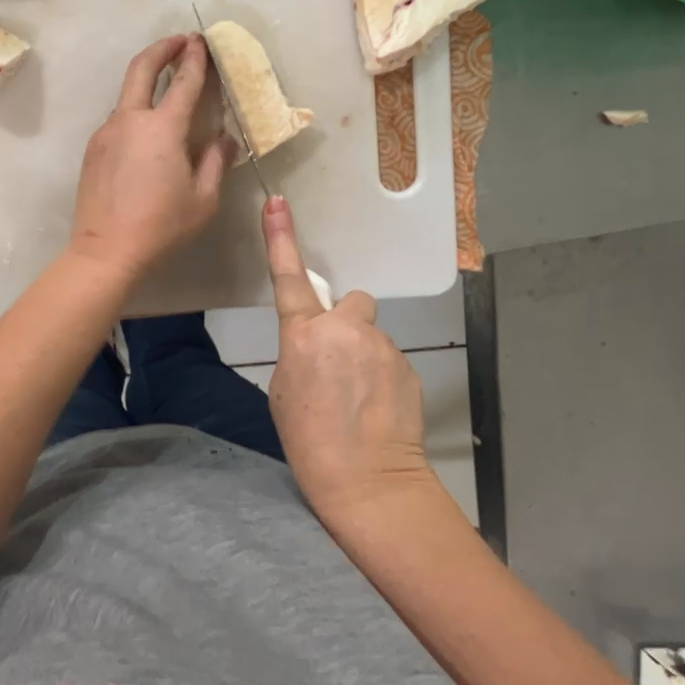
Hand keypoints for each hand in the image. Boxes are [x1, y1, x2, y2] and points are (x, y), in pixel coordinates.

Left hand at [70, 34, 232, 279]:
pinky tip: (146, 130)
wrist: (105, 251)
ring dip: (146, 81)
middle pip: (141, 68)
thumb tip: (222, 139)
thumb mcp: (203, 199)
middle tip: (179, 40)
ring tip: (165, 84)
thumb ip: (215, 161)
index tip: (202, 41)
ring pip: (126, 95)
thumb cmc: (160, 227)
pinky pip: (117, 120)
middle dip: (162, 48)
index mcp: (162, 128)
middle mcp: (130, 121)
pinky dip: (134, 110)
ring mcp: (106, 133)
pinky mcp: (93, 150)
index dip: (196, 58)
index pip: (183, 81)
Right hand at [261, 196, 438, 519]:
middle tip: (336, 365)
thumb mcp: (283, 389)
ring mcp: (381, 346)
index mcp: (302, 335)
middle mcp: (344, 330)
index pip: (289, 278)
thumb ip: (299, 352)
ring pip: (368, 333)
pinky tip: (376, 407)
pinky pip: (387, 357)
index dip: (281, 238)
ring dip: (362, 352)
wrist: (366, 480)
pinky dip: (381, 375)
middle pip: (347, 304)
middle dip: (343, 324)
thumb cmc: (308, 440)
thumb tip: (318, 345)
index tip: (277, 203)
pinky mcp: (407, 365)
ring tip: (357, 396)